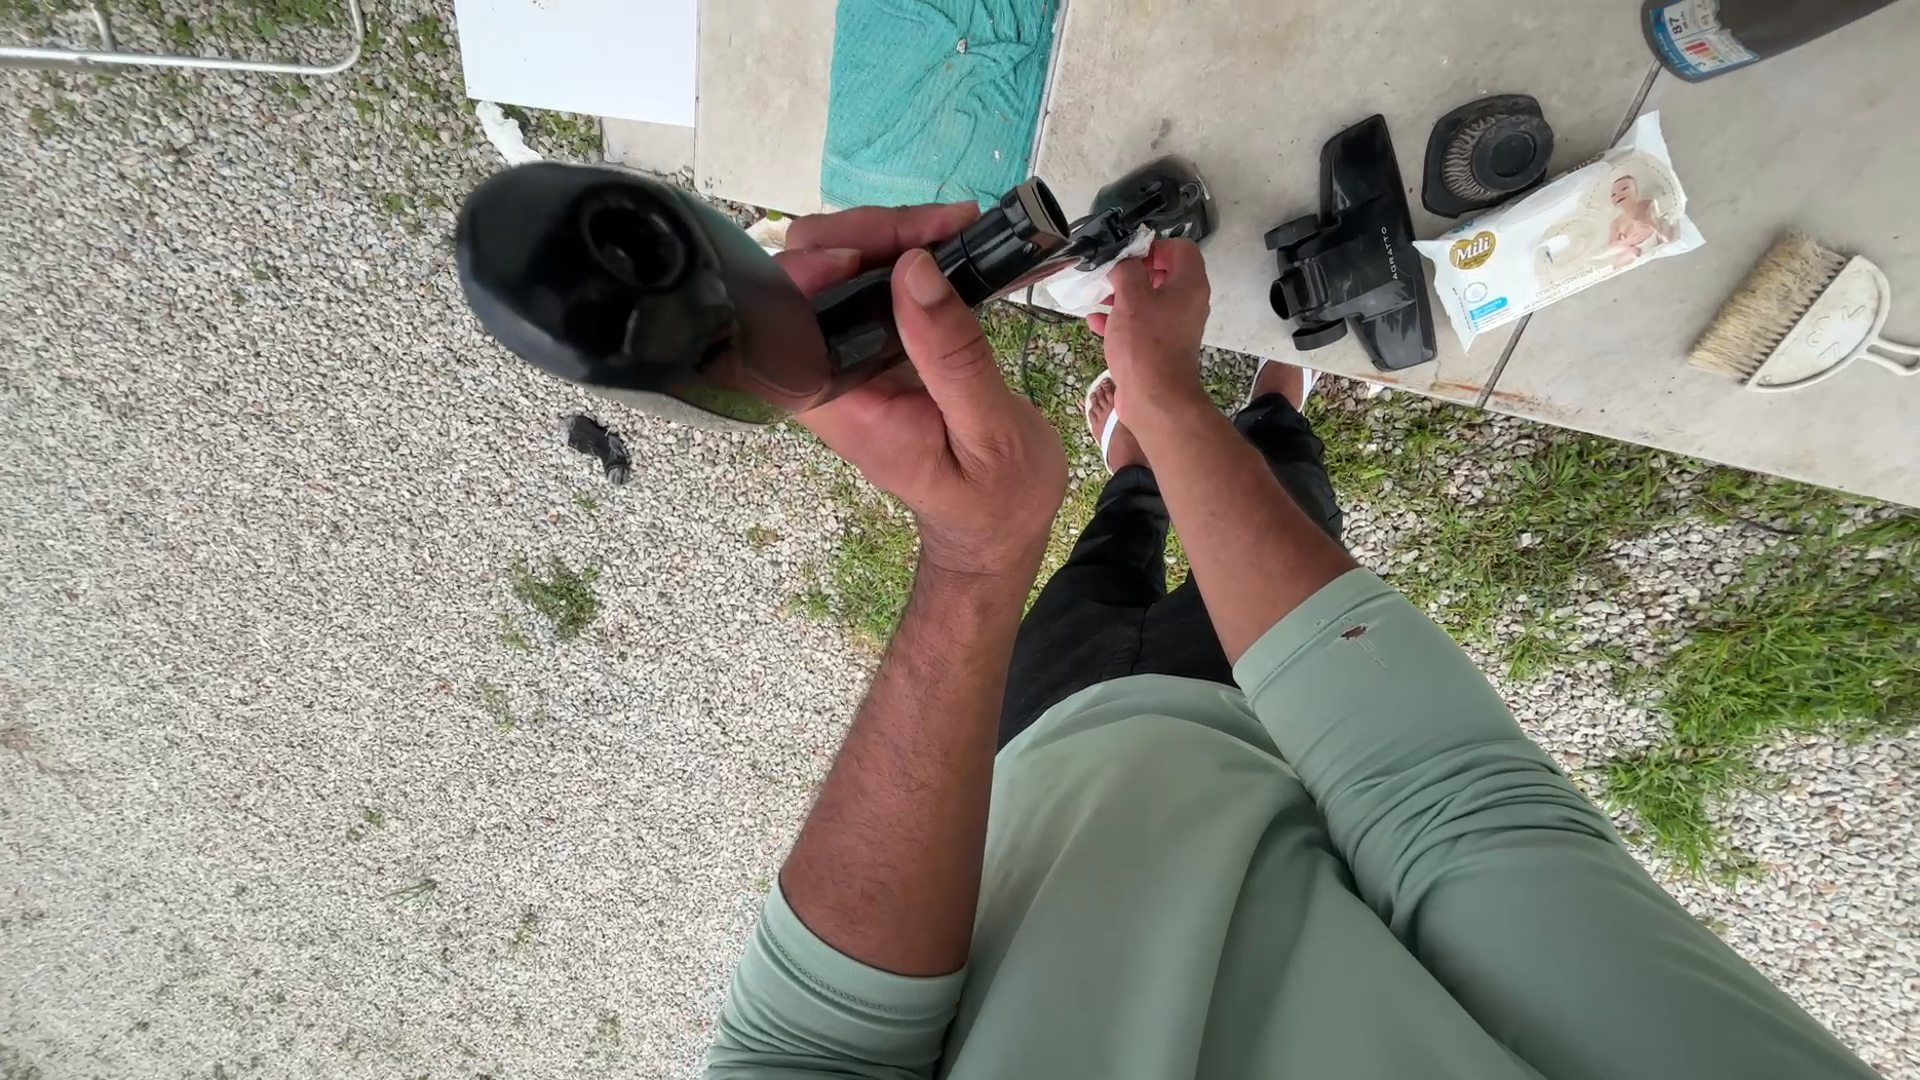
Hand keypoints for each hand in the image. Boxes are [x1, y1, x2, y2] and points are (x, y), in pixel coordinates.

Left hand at [775, 204, 1067, 584]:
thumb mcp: (991, 433)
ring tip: (960, 230)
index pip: (784, 325)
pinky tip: (952, 244)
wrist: (994, 525)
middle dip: (865, 236)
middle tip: (944, 230)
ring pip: (837, 272)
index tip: (874, 256)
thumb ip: (952, 358)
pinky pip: (872, 287)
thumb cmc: (995, 499)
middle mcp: (834, 380)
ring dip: (891, 237)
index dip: (809, 273)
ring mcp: (853, 363)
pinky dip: (907, 255)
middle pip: (807, 279)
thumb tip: (913, 270)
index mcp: (845, 409)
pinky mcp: (878, 352)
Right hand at [1088, 238, 1212, 417]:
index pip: (1179, 248)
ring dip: (1123, 296)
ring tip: (1098, 296)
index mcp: (1189, 285)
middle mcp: (1187, 303)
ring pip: (1148, 301)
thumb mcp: (1131, 297)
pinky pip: (1140, 325)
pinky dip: (1120, 320)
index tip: (1127, 256)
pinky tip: (1095, 322)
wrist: (1154, 398)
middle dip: (1133, 272)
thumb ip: (1127, 270)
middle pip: (1162, 274)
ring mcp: (1174, 327)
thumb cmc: (1145, 344)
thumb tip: (1123, 262)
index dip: (1153, 246)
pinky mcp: (1159, 347)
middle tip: (1111, 275)